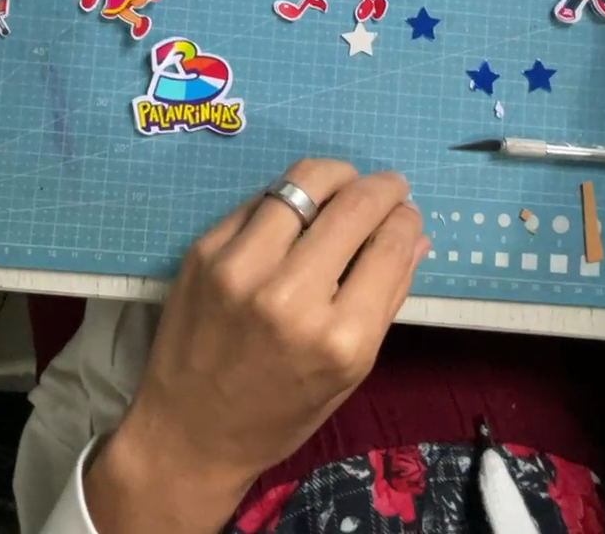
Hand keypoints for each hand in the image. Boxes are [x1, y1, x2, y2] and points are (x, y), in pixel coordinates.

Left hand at [85, 161, 427, 533]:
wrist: (188, 429)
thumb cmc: (281, 412)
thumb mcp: (349, 373)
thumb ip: (387, 298)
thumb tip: (416, 234)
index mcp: (339, 339)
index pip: (389, 247)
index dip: (406, 220)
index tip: (407, 212)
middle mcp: (289, 295)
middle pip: (352, 206)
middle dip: (382, 187)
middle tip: (389, 186)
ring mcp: (240, 266)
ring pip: (303, 182)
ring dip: (337, 175)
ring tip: (347, 182)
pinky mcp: (205, 248)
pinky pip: (261, 198)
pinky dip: (289, 196)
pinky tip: (299, 207)